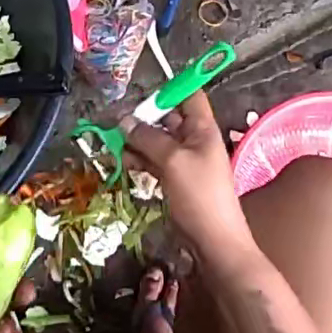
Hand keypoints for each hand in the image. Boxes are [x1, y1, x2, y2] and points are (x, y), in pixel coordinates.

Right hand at [123, 92, 253, 263]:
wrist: (214, 242)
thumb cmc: (199, 196)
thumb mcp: (172, 161)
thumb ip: (148, 138)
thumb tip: (125, 120)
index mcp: (203, 128)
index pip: (190, 95)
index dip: (170, 90)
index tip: (143, 94)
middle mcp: (195, 140)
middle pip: (169, 118)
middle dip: (145, 118)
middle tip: (119, 123)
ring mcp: (186, 161)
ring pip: (159, 140)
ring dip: (139, 140)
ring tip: (117, 145)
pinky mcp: (177, 179)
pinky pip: (157, 160)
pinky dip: (142, 159)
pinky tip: (126, 162)